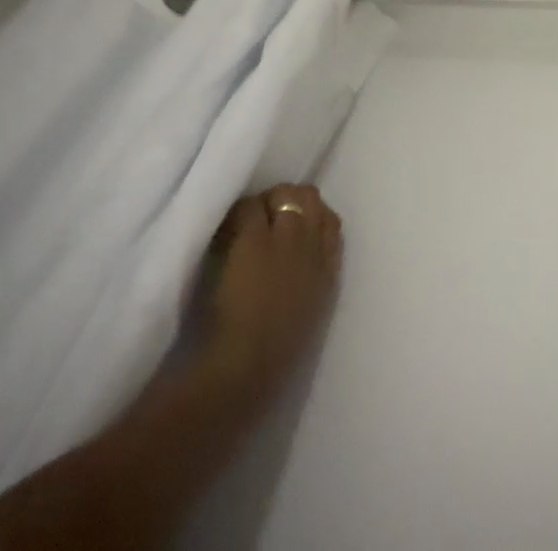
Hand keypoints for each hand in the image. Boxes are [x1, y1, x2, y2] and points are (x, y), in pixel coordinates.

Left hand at [201, 184, 342, 396]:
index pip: (331, 222)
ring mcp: (286, 238)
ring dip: (263, 203)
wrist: (249, 363)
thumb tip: (298, 266)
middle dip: (287, 201)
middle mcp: (315, 246)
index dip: (308, 217)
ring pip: (283, 194)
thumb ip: (310, 282)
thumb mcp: (309, 313)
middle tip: (264, 218)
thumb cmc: (275, 352)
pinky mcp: (255, 238)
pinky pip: (249, 207)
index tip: (287, 227)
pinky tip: (226, 231)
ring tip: (244, 222)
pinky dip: (238, 213)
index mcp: (330, 269)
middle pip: (310, 199)